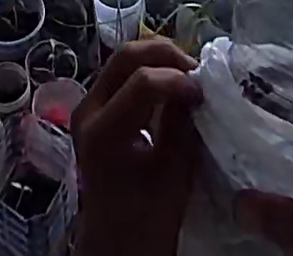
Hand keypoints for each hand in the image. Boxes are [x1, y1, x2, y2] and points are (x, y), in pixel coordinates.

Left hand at [72, 39, 204, 255]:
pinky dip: (149, 71)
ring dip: (157, 60)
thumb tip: (195, 87)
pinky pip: (121, 75)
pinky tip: (172, 86)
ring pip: (122, 61)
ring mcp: (87, 105)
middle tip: (198, 70)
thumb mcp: (173, 177)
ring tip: (189, 76)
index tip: (204, 92)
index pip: (141, 82)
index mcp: (103, 132)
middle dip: (165, 55)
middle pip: (125, 57)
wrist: (113, 246)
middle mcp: (87, 108)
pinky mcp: (95, 107)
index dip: (177, 79)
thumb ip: (181, 127)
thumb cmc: (145, 222)